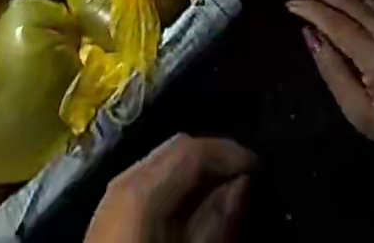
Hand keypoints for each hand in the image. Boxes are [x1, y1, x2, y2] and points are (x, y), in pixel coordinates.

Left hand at [85, 135, 254, 242]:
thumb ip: (215, 224)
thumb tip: (242, 184)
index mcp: (140, 190)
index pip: (191, 150)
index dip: (229, 153)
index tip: (261, 168)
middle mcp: (124, 179)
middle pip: (175, 149)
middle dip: (213, 158)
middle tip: (248, 178)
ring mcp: (113, 196)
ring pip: (163, 163)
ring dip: (197, 172)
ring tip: (229, 192)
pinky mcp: (112, 216)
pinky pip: (151, 184)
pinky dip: (178, 187)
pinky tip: (198, 208)